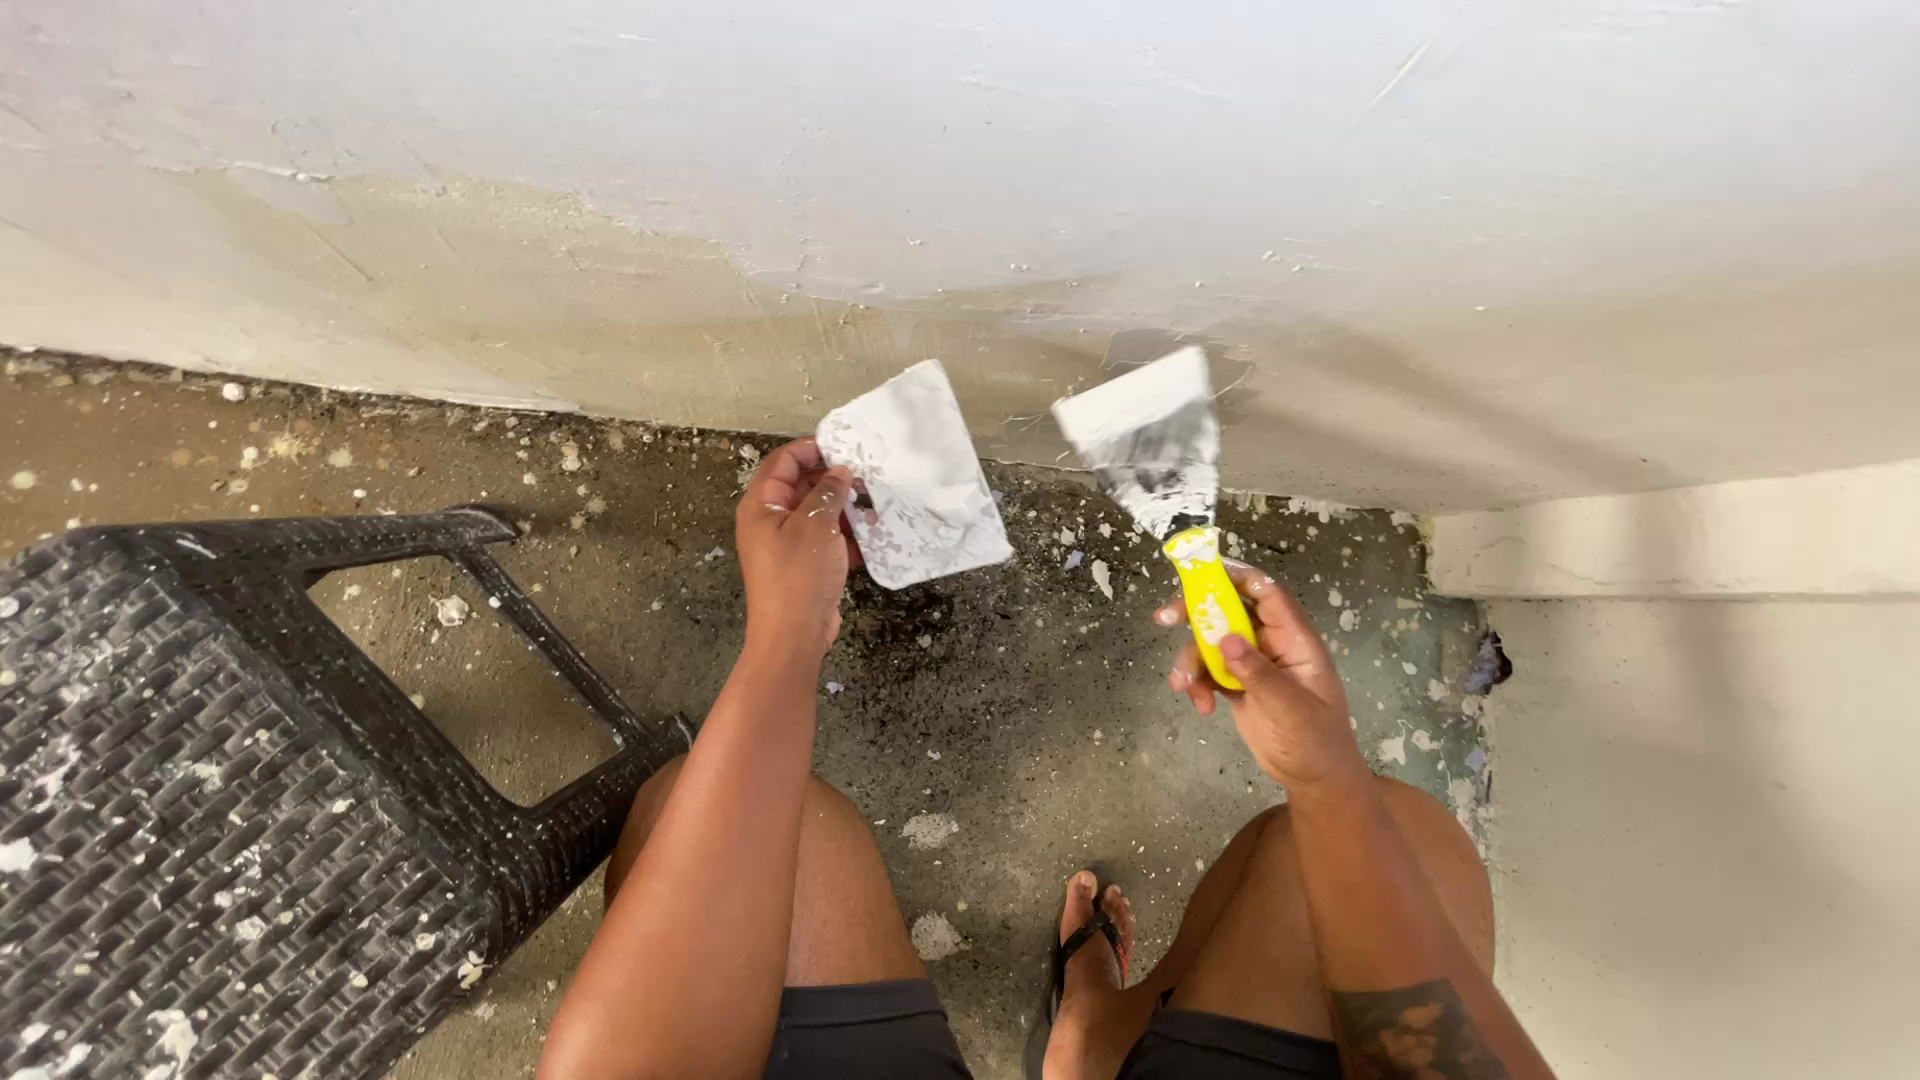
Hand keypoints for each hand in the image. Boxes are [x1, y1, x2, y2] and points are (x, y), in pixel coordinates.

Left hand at [735, 438, 858, 660]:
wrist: (793, 636)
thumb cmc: (798, 576)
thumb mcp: (816, 525)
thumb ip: (828, 492)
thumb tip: (839, 472)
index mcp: (762, 504)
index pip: (783, 461)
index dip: (811, 448)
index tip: (845, 446)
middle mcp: (770, 520)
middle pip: (801, 485)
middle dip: (833, 479)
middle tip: (867, 475)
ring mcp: (787, 544)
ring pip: (818, 513)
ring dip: (845, 508)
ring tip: (875, 504)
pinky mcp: (805, 565)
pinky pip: (826, 539)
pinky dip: (846, 535)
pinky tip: (872, 535)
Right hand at [1155, 560, 1366, 789]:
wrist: (1315, 780)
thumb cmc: (1316, 742)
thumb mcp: (1291, 709)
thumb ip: (1258, 673)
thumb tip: (1225, 639)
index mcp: (1294, 640)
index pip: (1266, 594)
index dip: (1236, 576)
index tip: (1200, 573)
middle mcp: (1271, 644)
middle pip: (1229, 611)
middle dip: (1196, 613)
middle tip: (1165, 617)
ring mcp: (1252, 663)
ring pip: (1210, 643)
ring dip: (1191, 662)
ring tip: (1183, 687)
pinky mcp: (1236, 683)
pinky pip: (1207, 670)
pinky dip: (1196, 684)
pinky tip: (1201, 706)